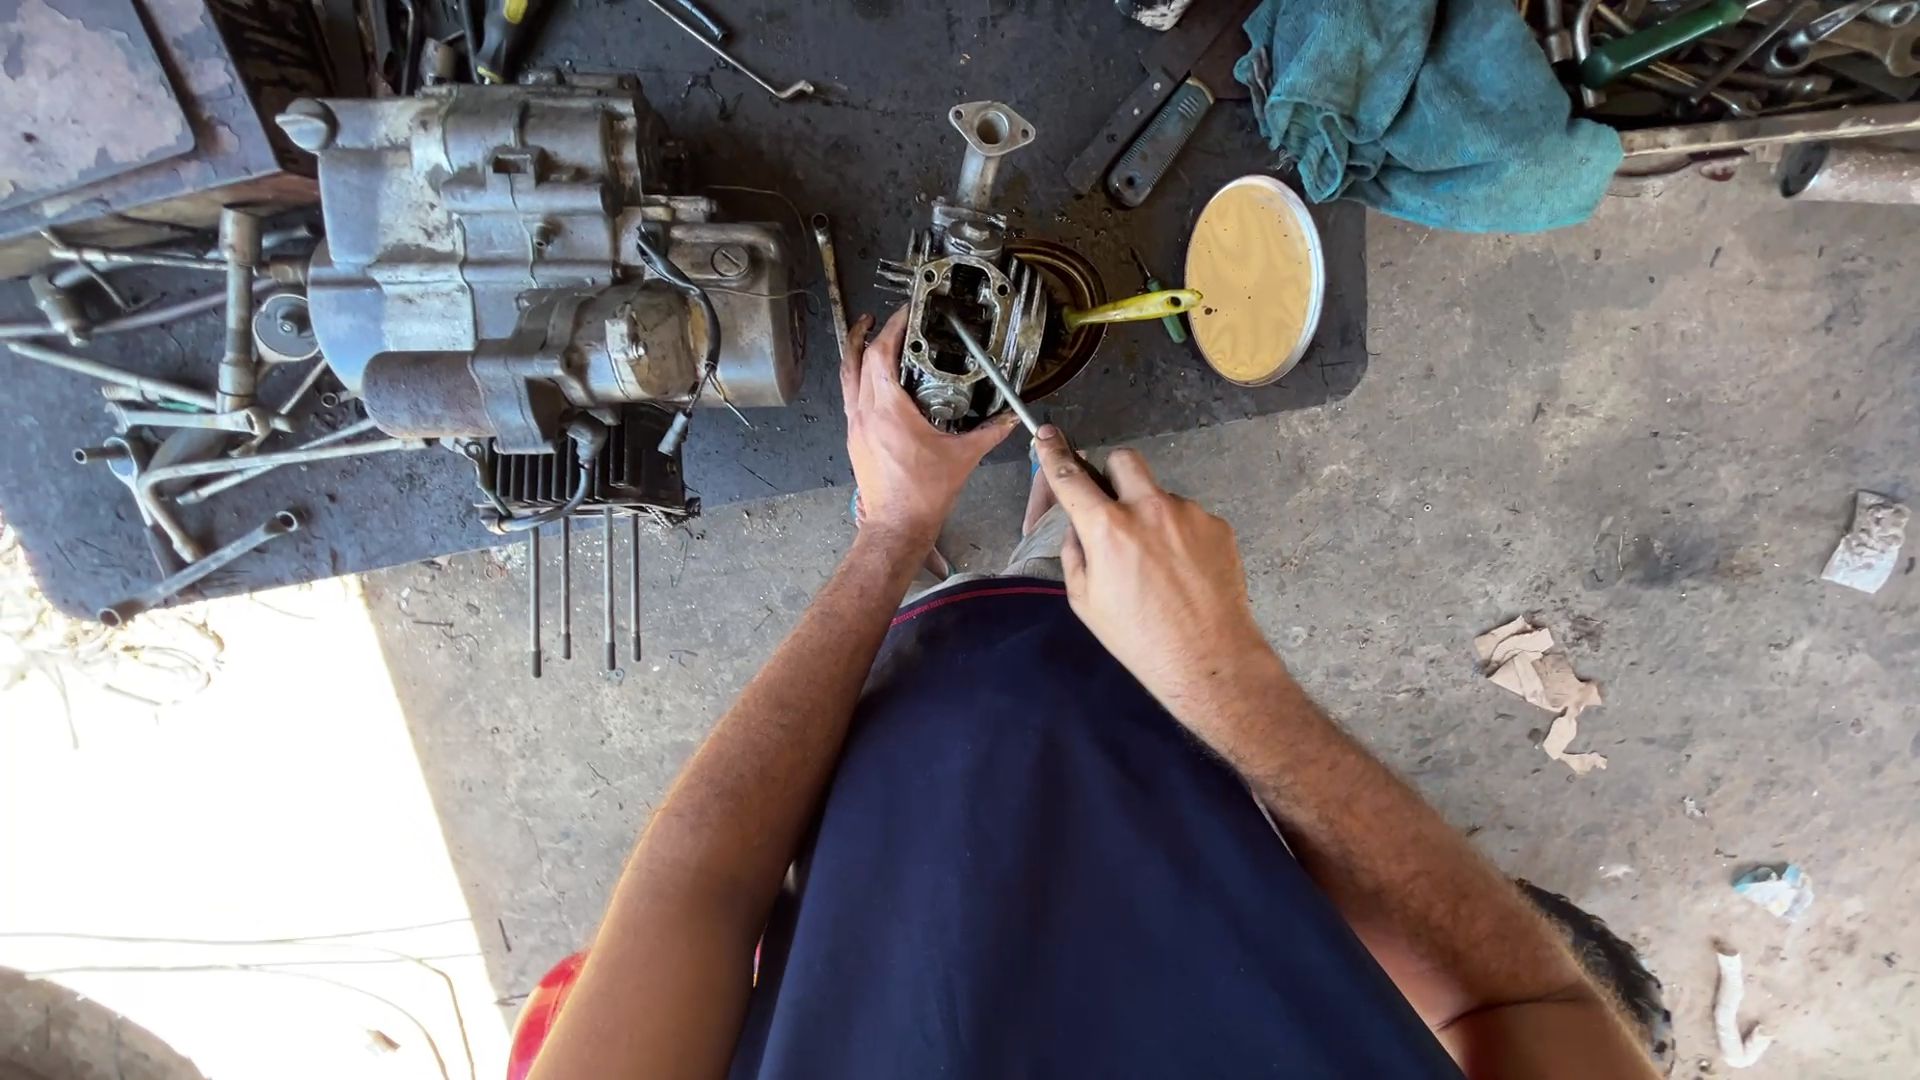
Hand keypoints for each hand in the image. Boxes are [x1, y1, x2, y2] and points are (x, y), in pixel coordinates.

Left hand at [841, 308, 1016, 548]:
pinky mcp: (854, 439)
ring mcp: (855, 426)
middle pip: (858, 359)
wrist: (896, 525)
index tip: (906, 314)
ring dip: (856, 353)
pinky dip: (858, 380)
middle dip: (870, 333)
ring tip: (867, 336)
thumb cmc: (922, 495)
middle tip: (883, 318)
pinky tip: (872, 381)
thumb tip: (1009, 419)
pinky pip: (850, 398)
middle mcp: (865, 413)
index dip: (892, 328)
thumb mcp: (962, 458)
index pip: (881, 354)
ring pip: (847, 377)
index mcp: (888, 411)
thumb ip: (989, 433)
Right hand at [1032, 426, 1279, 741]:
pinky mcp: (1218, 525)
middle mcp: (1149, 509)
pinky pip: (1188, 517)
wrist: (1209, 659)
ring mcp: (1189, 513)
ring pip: (1158, 494)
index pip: (1071, 477)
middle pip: (1124, 459)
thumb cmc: (1138, 637)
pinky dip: (1179, 535)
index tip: (1047, 435)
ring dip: (1150, 515)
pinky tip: (1182, 570)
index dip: (1053, 453)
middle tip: (1113, 506)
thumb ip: (1075, 553)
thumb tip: (1079, 528)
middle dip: (1112, 474)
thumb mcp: (1085, 600)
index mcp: (1108, 529)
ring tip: (1158, 563)